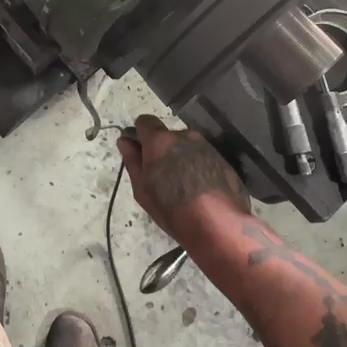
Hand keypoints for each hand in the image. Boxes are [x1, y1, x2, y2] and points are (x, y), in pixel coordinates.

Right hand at [117, 114, 251, 247]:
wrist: (220, 225)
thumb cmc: (172, 209)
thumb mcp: (142, 189)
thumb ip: (132, 160)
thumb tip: (124, 141)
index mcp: (160, 140)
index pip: (144, 121)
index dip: (140, 135)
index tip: (140, 153)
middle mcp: (184, 135)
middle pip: (167, 136)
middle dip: (162, 150)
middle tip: (161, 176)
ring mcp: (206, 146)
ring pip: (186, 146)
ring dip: (181, 158)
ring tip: (183, 185)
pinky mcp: (222, 159)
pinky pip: (202, 156)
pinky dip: (197, 166)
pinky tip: (199, 189)